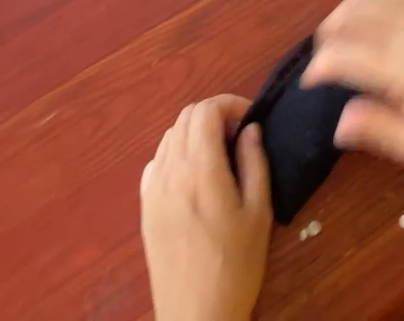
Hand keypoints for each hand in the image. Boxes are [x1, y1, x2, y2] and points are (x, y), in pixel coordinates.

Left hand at [140, 95, 272, 320]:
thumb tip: (250, 129)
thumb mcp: (259, 212)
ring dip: (195, 132)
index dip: (230, 104)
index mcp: (200, 169)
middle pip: (186, 117)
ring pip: (170, 135)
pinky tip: (194, 175)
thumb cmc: (236, 265)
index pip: (206, 111)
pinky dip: (176, 153)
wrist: (197, 316)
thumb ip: (254, 162)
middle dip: (214, 115)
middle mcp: (170, 170)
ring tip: (219, 155)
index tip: (250, 120)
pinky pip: (157, 160)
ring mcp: (153, 188)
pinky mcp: (145, 206)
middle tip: (238, 136)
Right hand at [302, 0, 403, 177]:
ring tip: (342, 28)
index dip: (320, 66)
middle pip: (354, 13)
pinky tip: (378, 6)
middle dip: (330, 33)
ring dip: (351, 7)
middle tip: (325, 55)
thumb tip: (337, 121)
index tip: (311, 80)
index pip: (345, 53)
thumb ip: (377, 129)